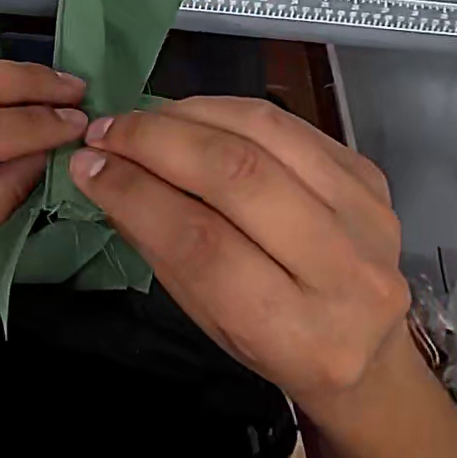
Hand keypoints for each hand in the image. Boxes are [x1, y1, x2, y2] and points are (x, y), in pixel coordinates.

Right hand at [67, 97, 410, 420]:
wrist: (369, 349)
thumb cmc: (272, 343)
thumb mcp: (205, 315)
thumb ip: (157, 242)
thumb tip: (101, 171)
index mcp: (298, 333)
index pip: (202, 245)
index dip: (134, 193)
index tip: (86, 164)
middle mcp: (346, 271)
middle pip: (236, 176)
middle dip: (154, 142)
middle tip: (106, 131)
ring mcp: (366, 214)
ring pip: (261, 132)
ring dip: (184, 115)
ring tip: (139, 119)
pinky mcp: (368, 173)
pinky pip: (282, 120)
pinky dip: (221, 109)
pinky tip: (185, 115)